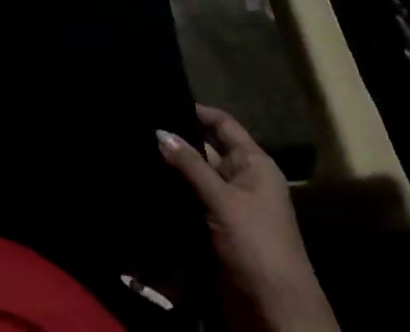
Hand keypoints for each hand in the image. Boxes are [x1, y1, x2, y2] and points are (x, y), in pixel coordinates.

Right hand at [158, 105, 336, 331]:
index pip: (223, 125)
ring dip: (171, 171)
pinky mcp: (214, 229)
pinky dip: (173, 196)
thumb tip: (160, 131)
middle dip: (177, 142)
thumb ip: (191, 166)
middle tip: (139, 127)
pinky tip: (145, 185)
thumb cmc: (257, 245)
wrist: (275, 310)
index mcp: (253, 164)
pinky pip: (191, 203)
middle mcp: (241, 179)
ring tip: (134, 150)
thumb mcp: (224, 201)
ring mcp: (228, 206)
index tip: (163, 99)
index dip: (197, 112)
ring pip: (194, 178)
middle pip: (206, 150)